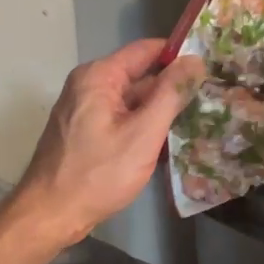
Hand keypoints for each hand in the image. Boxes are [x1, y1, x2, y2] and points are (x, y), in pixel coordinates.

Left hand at [13, 40, 204, 246]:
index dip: (180, 55)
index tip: (211, 66)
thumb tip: (194, 60)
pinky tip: (170, 143)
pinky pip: (121, 120)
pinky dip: (143, 128)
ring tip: (201, 119)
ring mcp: (84, 111)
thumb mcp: (142, 133)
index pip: (147, 50)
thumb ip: (171, 94)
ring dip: (160, 112)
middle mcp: (88, 86)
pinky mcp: (85, 134)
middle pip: (140, 77)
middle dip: (173, 88)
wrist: (50, 214)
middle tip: (212, 97)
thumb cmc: (98, 174)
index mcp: (98, 76)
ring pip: (132, 102)